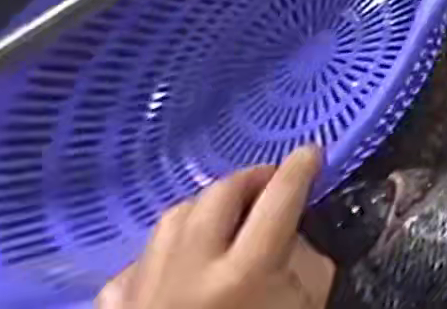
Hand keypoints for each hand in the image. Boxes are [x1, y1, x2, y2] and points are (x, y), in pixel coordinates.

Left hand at [97, 146, 333, 308]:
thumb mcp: (308, 296)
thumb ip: (300, 252)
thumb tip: (291, 222)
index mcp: (246, 272)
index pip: (282, 193)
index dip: (302, 164)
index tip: (313, 153)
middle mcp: (188, 276)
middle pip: (219, 195)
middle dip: (253, 178)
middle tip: (273, 182)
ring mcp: (141, 297)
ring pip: (173, 220)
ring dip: (209, 208)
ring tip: (231, 217)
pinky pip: (133, 267)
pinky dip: (164, 254)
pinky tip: (184, 265)